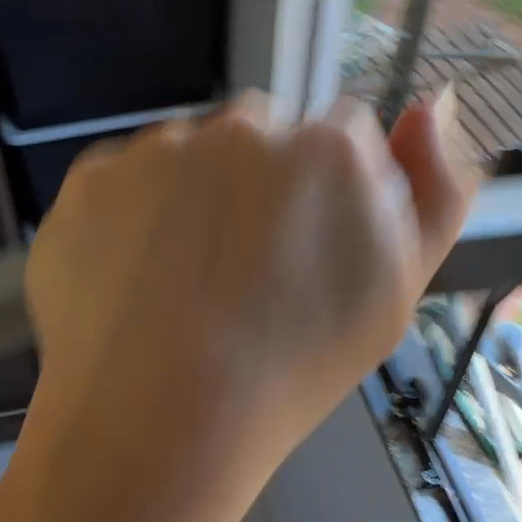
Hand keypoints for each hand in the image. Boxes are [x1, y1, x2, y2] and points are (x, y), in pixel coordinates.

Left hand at [24, 90, 474, 482]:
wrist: (165, 419)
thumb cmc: (292, 370)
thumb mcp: (396, 295)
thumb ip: (432, 193)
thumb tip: (431, 102)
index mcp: (330, 146)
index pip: (337, 142)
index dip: (321, 204)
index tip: (299, 264)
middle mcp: (242, 126)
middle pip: (256, 141)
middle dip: (253, 191)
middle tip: (234, 282)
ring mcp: (156, 150)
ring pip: (181, 163)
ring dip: (184, 206)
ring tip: (175, 294)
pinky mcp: (88, 181)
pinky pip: (117, 191)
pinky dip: (122, 227)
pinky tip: (126, 290)